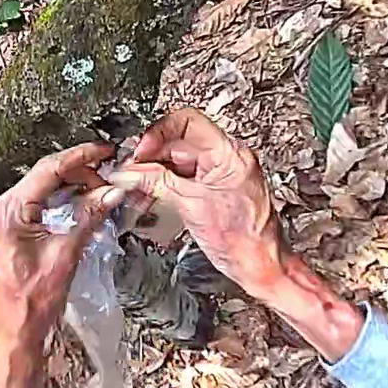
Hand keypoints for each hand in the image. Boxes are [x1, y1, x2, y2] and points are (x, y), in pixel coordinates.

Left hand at [0, 142, 124, 387]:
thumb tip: (111, 192)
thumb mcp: (64, 256)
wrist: (11, 339)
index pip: (48, 169)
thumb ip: (88, 218)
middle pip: (47, 175)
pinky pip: (45, 206)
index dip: (81, 156)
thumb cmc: (29, 306)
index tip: (105, 151)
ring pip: (47, 190)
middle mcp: (4, 210)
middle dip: (82, 172)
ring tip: (104, 190)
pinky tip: (87, 206)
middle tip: (111, 176)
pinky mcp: (16, 232)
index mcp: (8, 211)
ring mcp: (8, 221)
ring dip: (77, 187)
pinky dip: (68, 203)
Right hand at [106, 109, 285, 297]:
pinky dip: (163, 184)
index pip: (187, 122)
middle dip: (150, 155)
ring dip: (152, 172)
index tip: (141, 151)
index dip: (158, 132)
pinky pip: (183, 177)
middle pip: (178, 142)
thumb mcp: (189, 205)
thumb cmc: (241, 240)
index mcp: (228, 153)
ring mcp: (220, 173)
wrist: (259, 265)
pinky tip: (146, 194)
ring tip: (133, 186)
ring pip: (177, 160)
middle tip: (129, 171)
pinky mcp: (213, 189)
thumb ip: (156, 182)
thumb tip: (128, 172)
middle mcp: (226, 157)